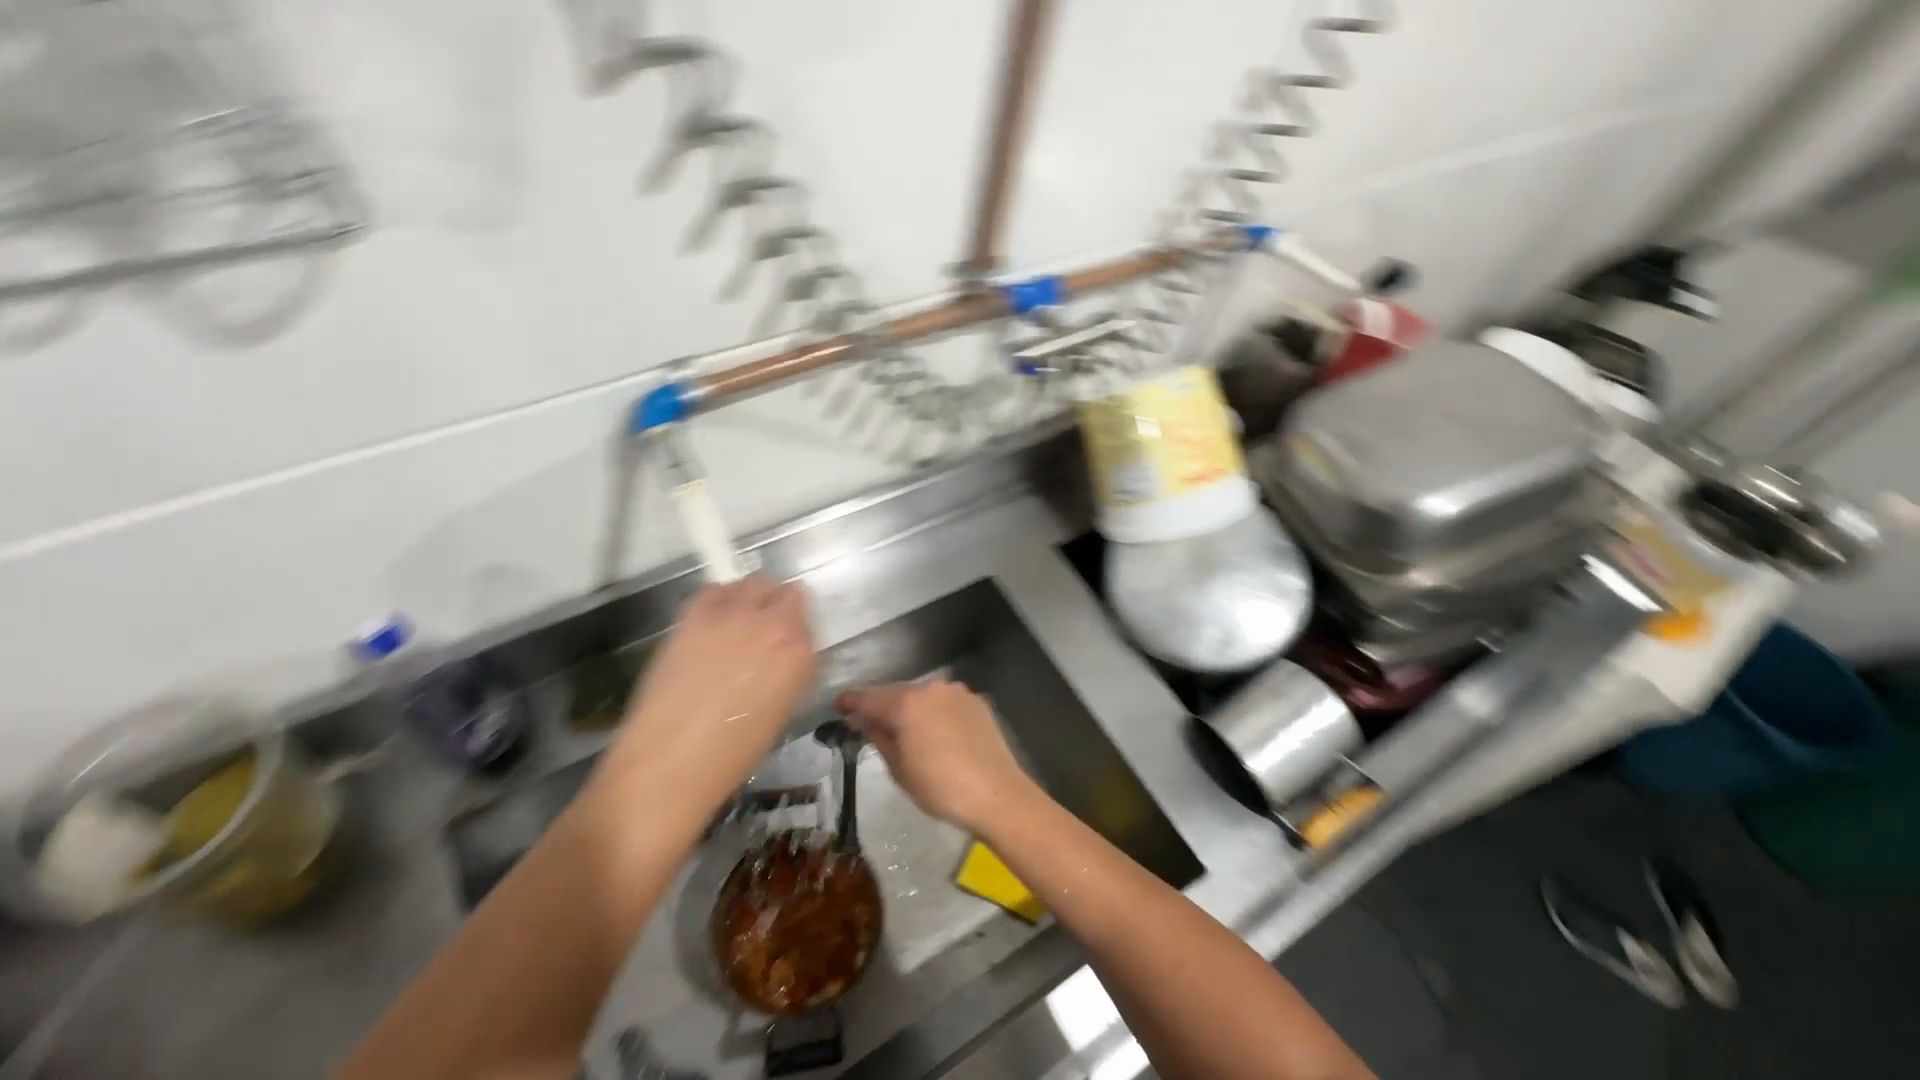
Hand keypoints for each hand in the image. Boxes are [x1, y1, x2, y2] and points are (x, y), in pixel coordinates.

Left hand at [594, 577, 816, 812]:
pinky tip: (709, 624)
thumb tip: (776, 660)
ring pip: (753, 582)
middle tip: (761, 630)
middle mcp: (774, 624)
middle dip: (777, 607)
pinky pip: (713, 590)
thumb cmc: (733, 753)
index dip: (794, 635)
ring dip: (750, 598)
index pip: (809, 624)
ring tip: (734, 623)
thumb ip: (787, 673)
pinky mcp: (695, 614)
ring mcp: (734, 614)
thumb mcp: (781, 711)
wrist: (673, 758)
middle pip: (786, 592)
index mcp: (802, 655)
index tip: (781, 648)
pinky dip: (717, 600)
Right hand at [836, 679, 1037, 833]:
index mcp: (906, 703)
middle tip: (869, 724)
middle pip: (896, 694)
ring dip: (909, 709)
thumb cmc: (940, 787)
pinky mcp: (977, 702)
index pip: (868, 698)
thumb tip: (861, 719)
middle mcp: (931, 688)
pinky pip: (944, 703)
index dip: (849, 702)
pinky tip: (934, 733)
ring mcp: (957, 692)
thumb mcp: (898, 768)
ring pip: (922, 697)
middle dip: (882, 707)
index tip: (838, 707)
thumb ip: (877, 736)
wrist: (997, 794)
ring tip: (904, 731)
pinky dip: (933, 713)